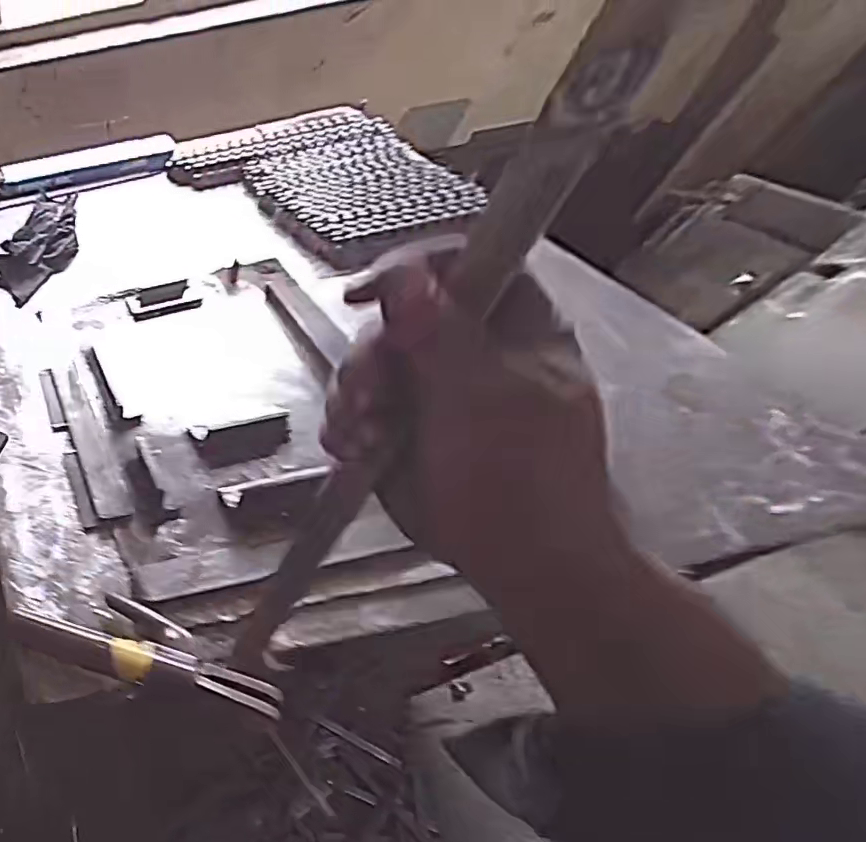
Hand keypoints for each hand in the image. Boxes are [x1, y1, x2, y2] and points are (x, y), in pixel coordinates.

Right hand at [322, 244, 623, 592]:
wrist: (511, 551)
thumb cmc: (524, 475)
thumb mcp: (485, 398)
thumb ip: (442, 338)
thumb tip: (405, 281)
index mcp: (509, 326)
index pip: (460, 267)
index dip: (411, 269)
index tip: (363, 292)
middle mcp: (461, 351)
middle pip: (391, 325)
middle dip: (367, 362)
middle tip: (368, 399)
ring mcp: (423, 391)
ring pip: (362, 369)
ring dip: (349, 401)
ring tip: (363, 437)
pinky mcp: (391, 427)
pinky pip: (349, 411)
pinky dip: (342, 429)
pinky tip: (355, 450)